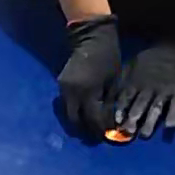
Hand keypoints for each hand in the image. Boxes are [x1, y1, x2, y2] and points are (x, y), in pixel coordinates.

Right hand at [57, 15, 121, 135]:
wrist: (90, 37)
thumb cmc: (108, 56)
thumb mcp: (114, 79)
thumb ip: (109, 101)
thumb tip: (109, 119)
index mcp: (89, 92)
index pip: (93, 118)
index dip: (99, 129)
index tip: (105, 136)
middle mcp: (73, 94)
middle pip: (75, 121)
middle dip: (84, 131)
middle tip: (93, 136)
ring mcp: (64, 90)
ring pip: (68, 114)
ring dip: (78, 122)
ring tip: (87, 127)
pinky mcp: (61, 86)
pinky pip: (66, 105)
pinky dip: (74, 111)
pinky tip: (82, 112)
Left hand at [113, 29, 174, 138]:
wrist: (172, 49)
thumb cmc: (145, 62)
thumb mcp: (127, 69)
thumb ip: (117, 85)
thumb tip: (103, 101)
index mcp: (134, 83)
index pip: (125, 99)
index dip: (121, 111)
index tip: (117, 122)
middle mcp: (148, 88)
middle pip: (140, 106)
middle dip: (133, 119)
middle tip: (128, 132)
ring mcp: (164, 90)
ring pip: (156, 108)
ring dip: (150, 122)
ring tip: (145, 135)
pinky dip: (174, 115)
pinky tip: (169, 126)